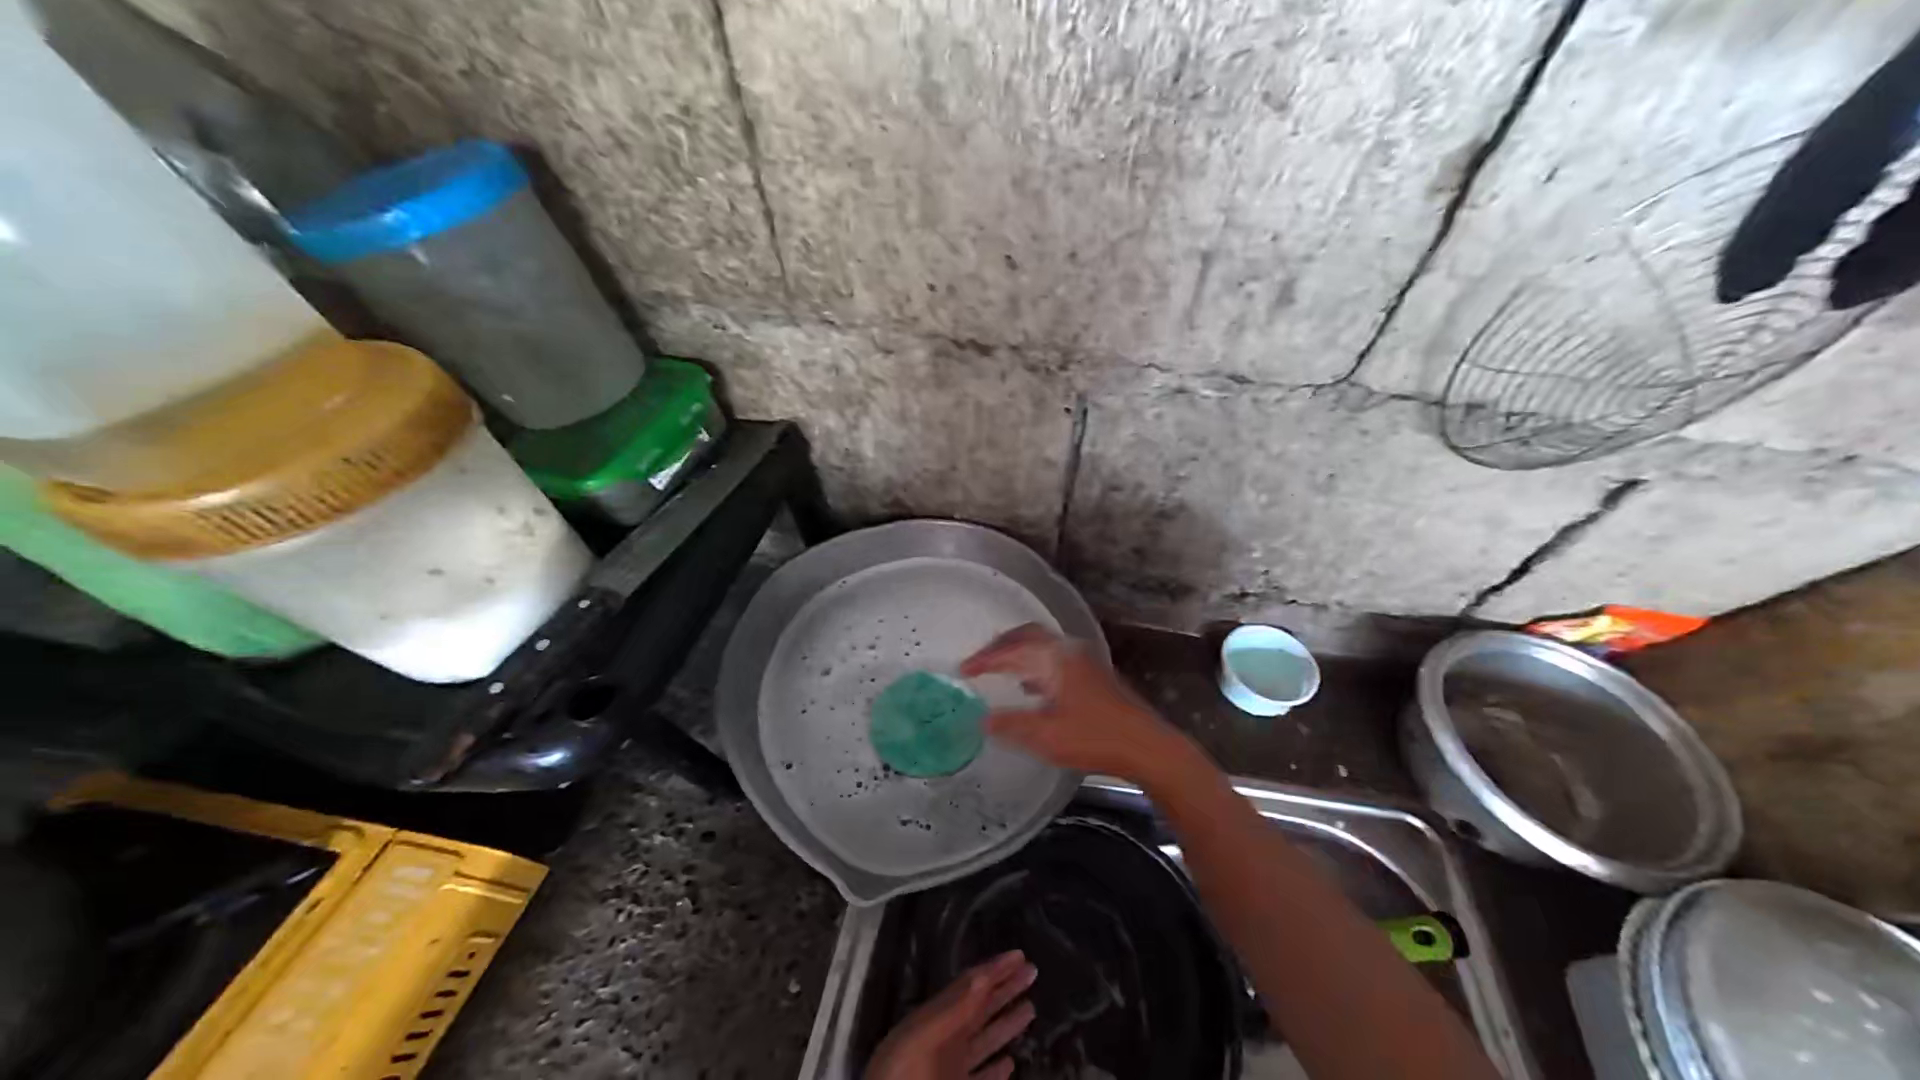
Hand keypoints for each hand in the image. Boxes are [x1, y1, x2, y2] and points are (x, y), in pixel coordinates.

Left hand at [866, 950, 1037, 1079]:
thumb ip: (951, 1009)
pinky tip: (1010, 1062)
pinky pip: (982, 1078)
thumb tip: (981, 975)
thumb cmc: (899, 1075)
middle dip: (1006, 988)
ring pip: (986, 1040)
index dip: (995, 968)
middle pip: (983, 1008)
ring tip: (1030, 1006)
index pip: (972, 986)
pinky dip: (996, 1070)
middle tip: (1033, 970)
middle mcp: (948, 1038)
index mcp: (938, 1019)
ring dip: (1007, 1024)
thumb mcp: (920, 1036)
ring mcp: (952, 1067)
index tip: (1019, 954)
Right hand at [960, 624, 1194, 781]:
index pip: (1011, 649)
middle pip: (1028, 636)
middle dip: (1001, 646)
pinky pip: (1055, 660)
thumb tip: (983, 719)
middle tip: (980, 662)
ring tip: (999, 670)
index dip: (985, 659)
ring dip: (1019, 654)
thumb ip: (1011, 724)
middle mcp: (1069, 651)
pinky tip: (1031, 687)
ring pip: (1043, 647)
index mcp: (1055, 657)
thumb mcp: (1045, 735)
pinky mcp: (1094, 675)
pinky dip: (1035, 666)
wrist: (1147, 746)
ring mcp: (1085, 661)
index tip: (964, 670)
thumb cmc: (1094, 737)